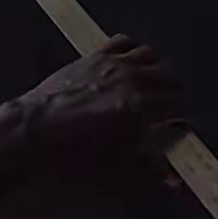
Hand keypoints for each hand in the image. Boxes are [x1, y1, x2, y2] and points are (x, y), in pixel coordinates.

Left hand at [6, 35, 186, 155]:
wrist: (36, 130)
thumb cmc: (74, 155)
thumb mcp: (117, 171)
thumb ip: (150, 169)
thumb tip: (173, 178)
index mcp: (140, 108)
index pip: (177, 104)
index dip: (181, 116)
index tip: (178, 125)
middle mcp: (131, 80)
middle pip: (169, 77)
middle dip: (171, 93)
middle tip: (166, 108)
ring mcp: (113, 62)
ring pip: (150, 55)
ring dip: (154, 69)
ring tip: (149, 84)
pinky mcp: (96, 53)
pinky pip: (125, 40)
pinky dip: (132, 49)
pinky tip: (128, 63)